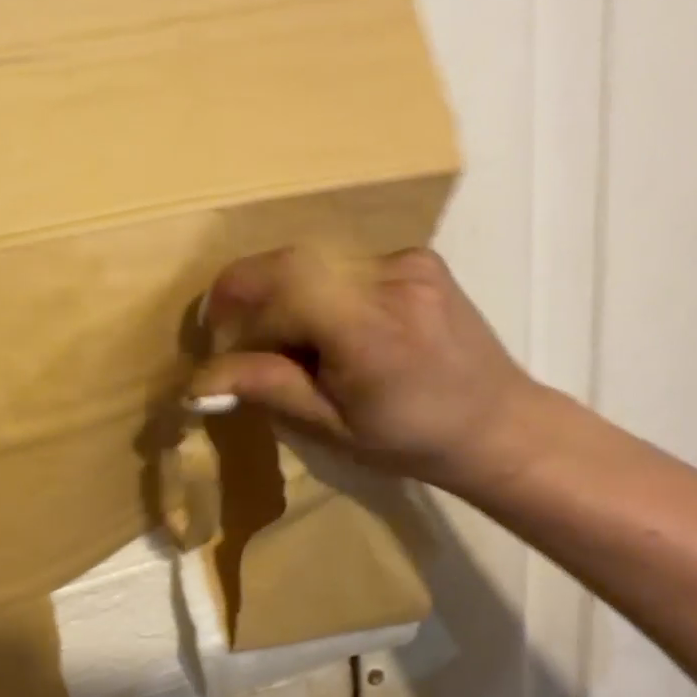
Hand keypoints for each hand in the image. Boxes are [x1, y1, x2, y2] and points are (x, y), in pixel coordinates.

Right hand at [190, 243, 547, 492]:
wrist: (499, 423)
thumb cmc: (411, 439)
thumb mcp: (331, 426)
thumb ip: (266, 388)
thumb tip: (197, 381)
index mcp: (370, 331)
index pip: (281, 287)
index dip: (235, 304)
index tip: (215, 335)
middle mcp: (391, 281)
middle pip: (292, 263)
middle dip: (251, 294)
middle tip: (235, 333)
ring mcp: (408, 262)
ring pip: (314, 263)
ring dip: (284, 295)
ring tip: (288, 340)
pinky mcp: (416, 257)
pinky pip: (343, 265)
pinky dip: (319, 292)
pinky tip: (330, 328)